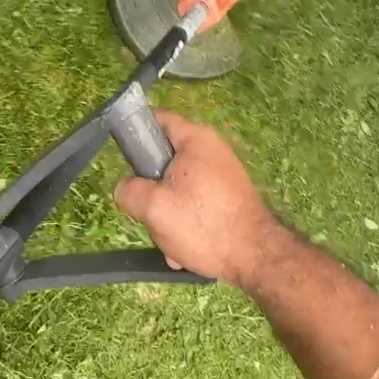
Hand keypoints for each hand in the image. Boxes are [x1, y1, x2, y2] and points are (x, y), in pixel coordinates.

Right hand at [113, 110, 283, 289]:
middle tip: (149, 215)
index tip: (124, 162)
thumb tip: (125, 188)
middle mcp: (212, 151)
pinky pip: (195, 206)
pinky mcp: (228, 200)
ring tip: (171, 243)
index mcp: (196, 140)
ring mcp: (222, 177)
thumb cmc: (204, 225)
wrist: (255, 258)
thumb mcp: (155, 208)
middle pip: (164, 163)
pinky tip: (185, 250)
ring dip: (167, 218)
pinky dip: (186, 226)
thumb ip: (130, 192)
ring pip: (177, 190)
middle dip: (152, 192)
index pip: (157, 120)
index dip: (135, 135)